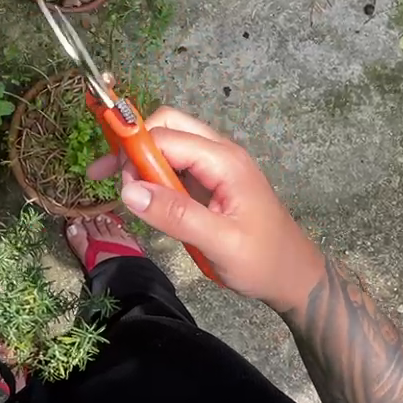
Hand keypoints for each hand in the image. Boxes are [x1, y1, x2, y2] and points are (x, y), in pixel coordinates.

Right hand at [88, 108, 325, 311]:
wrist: (295, 277)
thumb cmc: (264, 261)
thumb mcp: (220, 243)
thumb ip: (176, 215)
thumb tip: (129, 190)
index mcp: (225, 161)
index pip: (168, 136)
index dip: (136, 153)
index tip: (117, 183)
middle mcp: (219, 153)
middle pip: (167, 125)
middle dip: (133, 144)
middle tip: (107, 175)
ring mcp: (215, 166)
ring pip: (168, 142)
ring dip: (139, 159)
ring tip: (115, 185)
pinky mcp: (209, 181)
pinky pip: (174, 164)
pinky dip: (151, 173)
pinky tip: (139, 195)